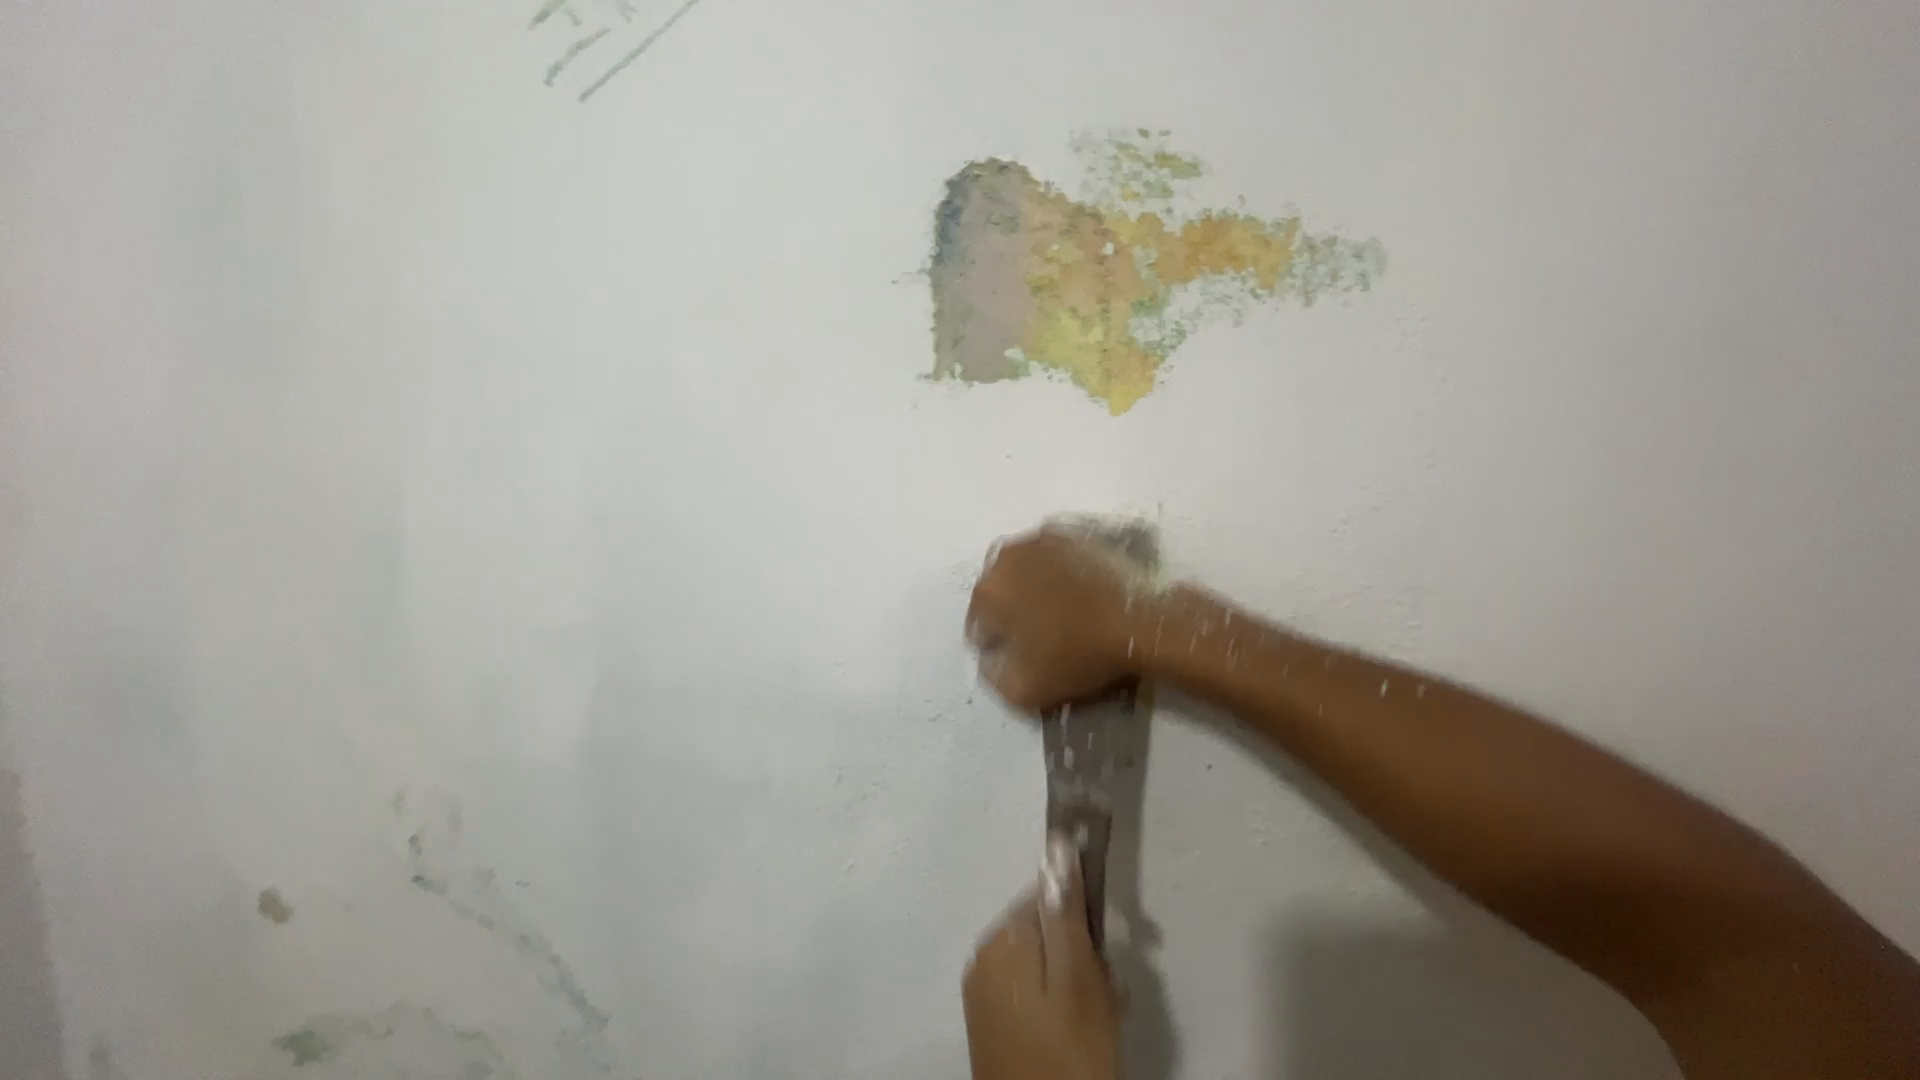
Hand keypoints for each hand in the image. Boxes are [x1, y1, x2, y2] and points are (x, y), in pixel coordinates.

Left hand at [963, 836, 1121, 1079]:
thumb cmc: (1068, 1053)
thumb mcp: (1078, 979)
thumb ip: (1066, 910)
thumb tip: (1057, 844)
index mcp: (1002, 937)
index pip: (1049, 893)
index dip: (1087, 915)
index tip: (1115, 945)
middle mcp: (985, 954)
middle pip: (1046, 926)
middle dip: (1084, 950)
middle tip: (1109, 990)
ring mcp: (985, 989)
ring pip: (1045, 960)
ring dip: (1078, 979)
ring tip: (1101, 1015)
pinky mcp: (992, 1019)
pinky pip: (1033, 989)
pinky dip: (1061, 1001)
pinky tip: (1080, 1029)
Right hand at [966, 526, 1149, 710]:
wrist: (1141, 622)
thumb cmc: (1078, 656)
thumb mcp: (1023, 690)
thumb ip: (991, 676)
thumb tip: (989, 660)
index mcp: (987, 591)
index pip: (977, 625)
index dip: (996, 647)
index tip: (1020, 659)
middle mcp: (1006, 556)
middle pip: (999, 591)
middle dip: (1011, 612)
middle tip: (1041, 636)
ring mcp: (1042, 538)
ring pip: (1025, 571)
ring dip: (1034, 589)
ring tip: (1063, 613)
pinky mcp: (1076, 532)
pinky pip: (1056, 558)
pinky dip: (1060, 572)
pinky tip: (1081, 593)